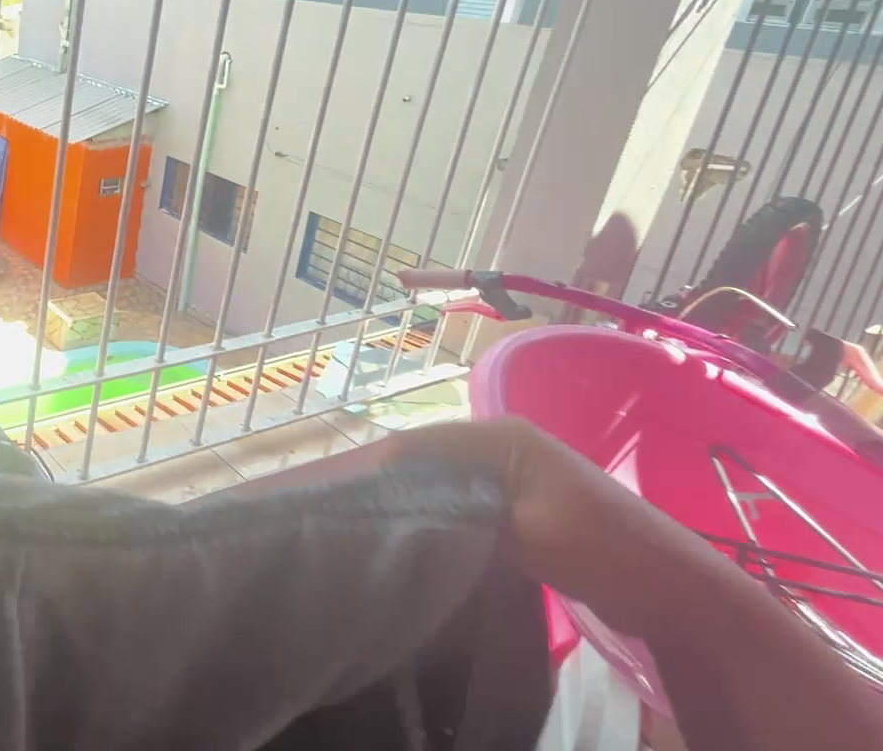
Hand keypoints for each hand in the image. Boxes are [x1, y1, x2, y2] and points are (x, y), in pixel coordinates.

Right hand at [382, 417, 725, 637]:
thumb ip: (457, 514)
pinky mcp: (517, 497)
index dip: (379, 470)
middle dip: (392, 485)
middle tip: (360, 518)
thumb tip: (394, 511)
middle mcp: (500, 441)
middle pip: (425, 457)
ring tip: (382, 528)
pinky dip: (439, 512)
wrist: (680, 592)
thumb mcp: (524, 533)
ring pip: (440, 478)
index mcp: (500, 436)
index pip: (417, 444)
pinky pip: (461, 496)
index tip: (349, 503)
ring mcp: (510, 468)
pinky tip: (422, 534)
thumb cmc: (603, 550)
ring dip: (415, 501)